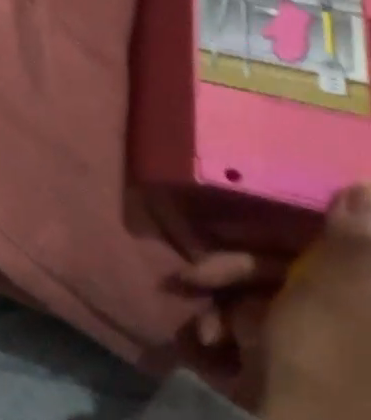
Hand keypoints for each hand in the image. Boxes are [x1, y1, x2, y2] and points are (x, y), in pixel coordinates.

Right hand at [183, 186, 370, 419]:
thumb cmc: (324, 358)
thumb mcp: (335, 294)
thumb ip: (351, 242)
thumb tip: (362, 187)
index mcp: (366, 296)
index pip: (341, 245)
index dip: (291, 230)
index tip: (235, 226)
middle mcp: (355, 313)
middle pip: (297, 269)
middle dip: (236, 271)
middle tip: (192, 276)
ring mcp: (331, 339)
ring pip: (270, 296)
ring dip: (224, 301)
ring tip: (201, 324)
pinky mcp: (300, 358)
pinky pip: (260, 324)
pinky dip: (229, 327)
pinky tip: (212, 341)